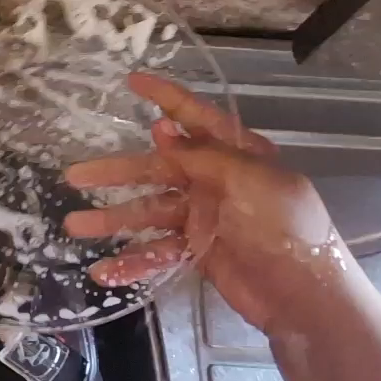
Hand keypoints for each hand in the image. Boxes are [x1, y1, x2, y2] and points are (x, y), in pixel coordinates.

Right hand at [62, 74, 349, 335]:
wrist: (307, 299)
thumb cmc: (286, 230)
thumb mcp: (251, 182)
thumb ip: (203, 156)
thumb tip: (161, 128)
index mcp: (235, 156)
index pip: (195, 117)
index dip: (165, 97)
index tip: (131, 81)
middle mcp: (214, 180)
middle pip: (154, 169)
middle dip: (114, 172)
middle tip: (74, 176)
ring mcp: (203, 216)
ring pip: (147, 211)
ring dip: (112, 219)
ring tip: (73, 225)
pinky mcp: (196, 250)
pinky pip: (156, 251)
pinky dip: (131, 261)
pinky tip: (103, 271)